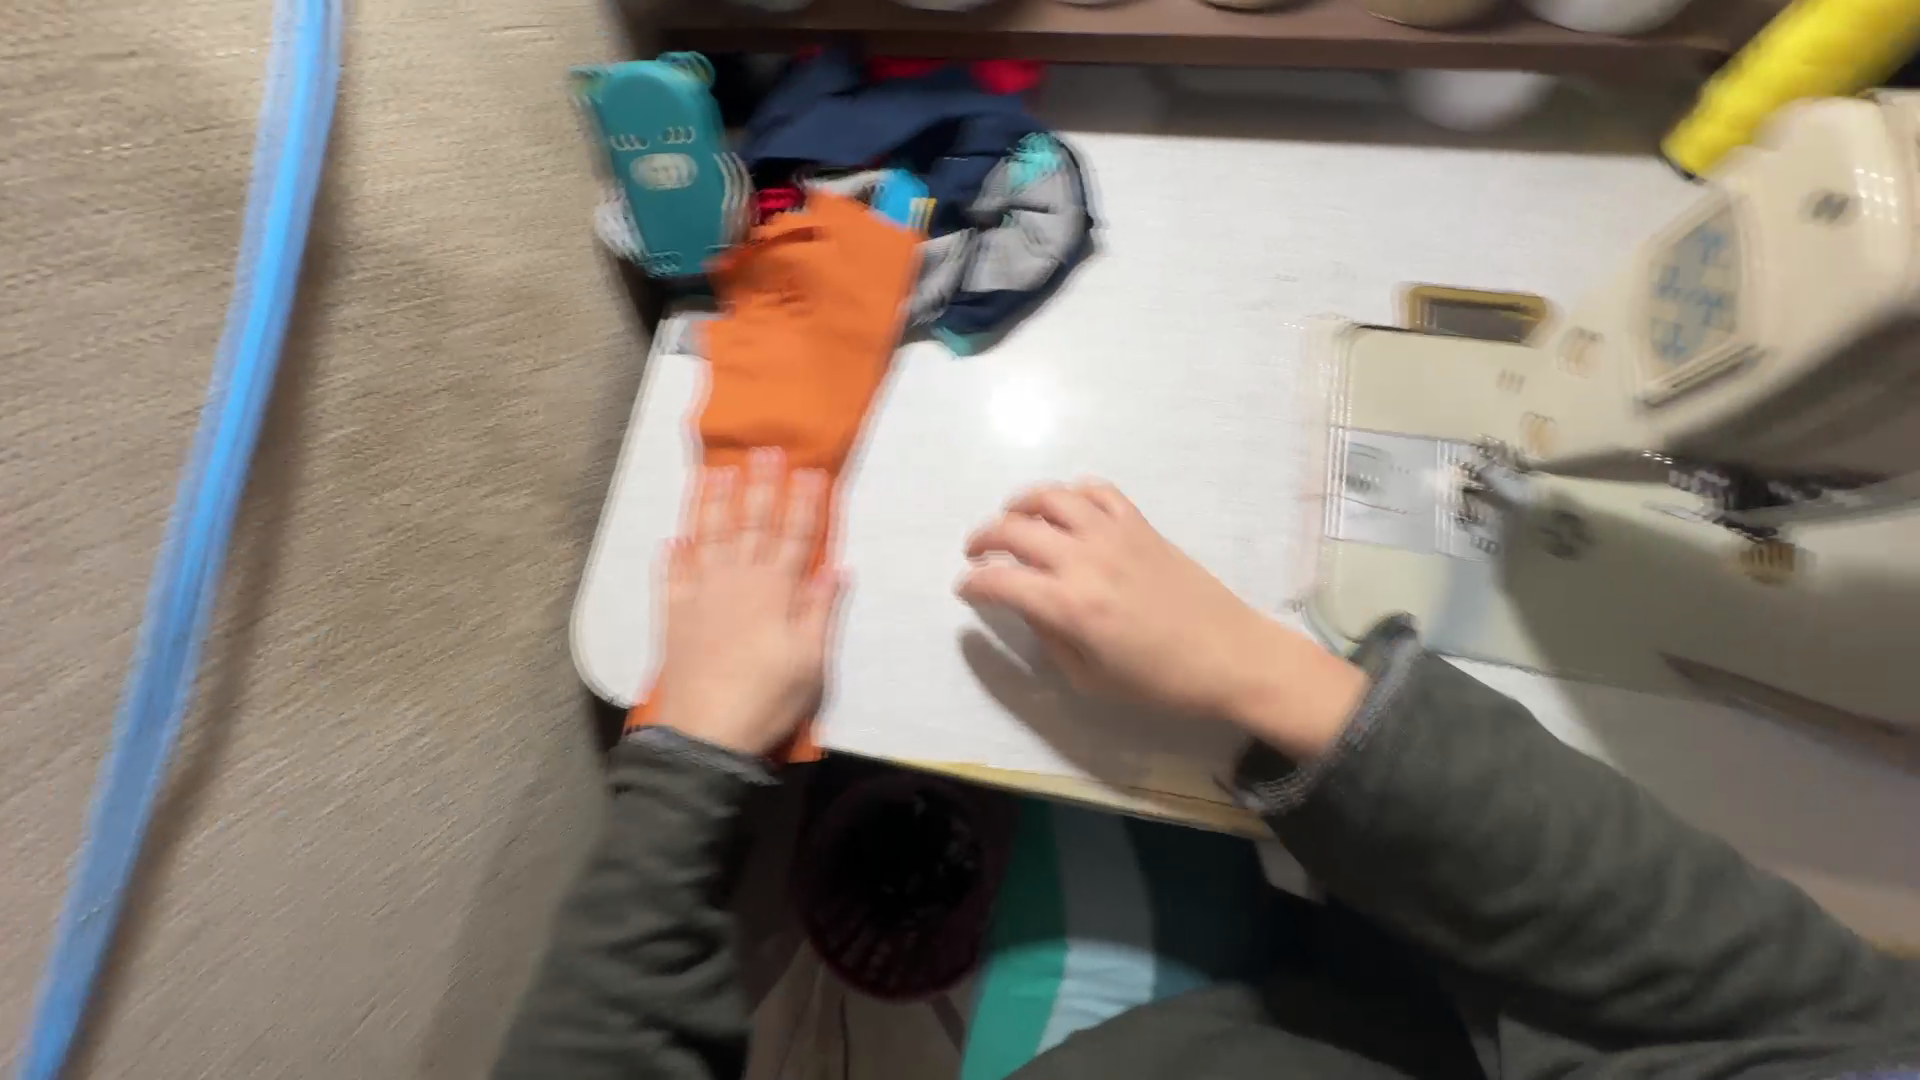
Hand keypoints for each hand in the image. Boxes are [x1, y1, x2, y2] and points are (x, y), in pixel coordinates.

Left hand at [654, 449, 845, 756]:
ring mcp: (701, 595)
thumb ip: (820, 610)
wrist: (706, 733)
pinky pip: (672, 576)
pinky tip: (673, 539)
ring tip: (717, 472)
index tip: (811, 471)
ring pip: (709, 538)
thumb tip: (835, 568)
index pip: (795, 537)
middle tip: (764, 452)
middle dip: (760, 487)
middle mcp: (738, 581)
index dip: (805, 503)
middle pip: (751, 525)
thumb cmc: (770, 696)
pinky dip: (672, 556)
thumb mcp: (811, 660)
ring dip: (714, 504)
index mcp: (775, 590)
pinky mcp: (675, 616)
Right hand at [957, 482, 1364, 761]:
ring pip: (1052, 498)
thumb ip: (1049, 636)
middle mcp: (1085, 559)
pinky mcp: (1140, 524)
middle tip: (975, 554)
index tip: (964, 588)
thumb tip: (1026, 604)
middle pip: (1014, 530)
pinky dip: (1073, 493)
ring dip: (1020, 504)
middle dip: (983, 539)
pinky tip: (1065, 509)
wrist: (1230, 656)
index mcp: (1069, 605)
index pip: (1001, 582)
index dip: (973, 584)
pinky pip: (1098, 491)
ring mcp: (1114, 534)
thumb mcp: (1090, 677)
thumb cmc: (1159, 682)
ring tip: (1011, 519)